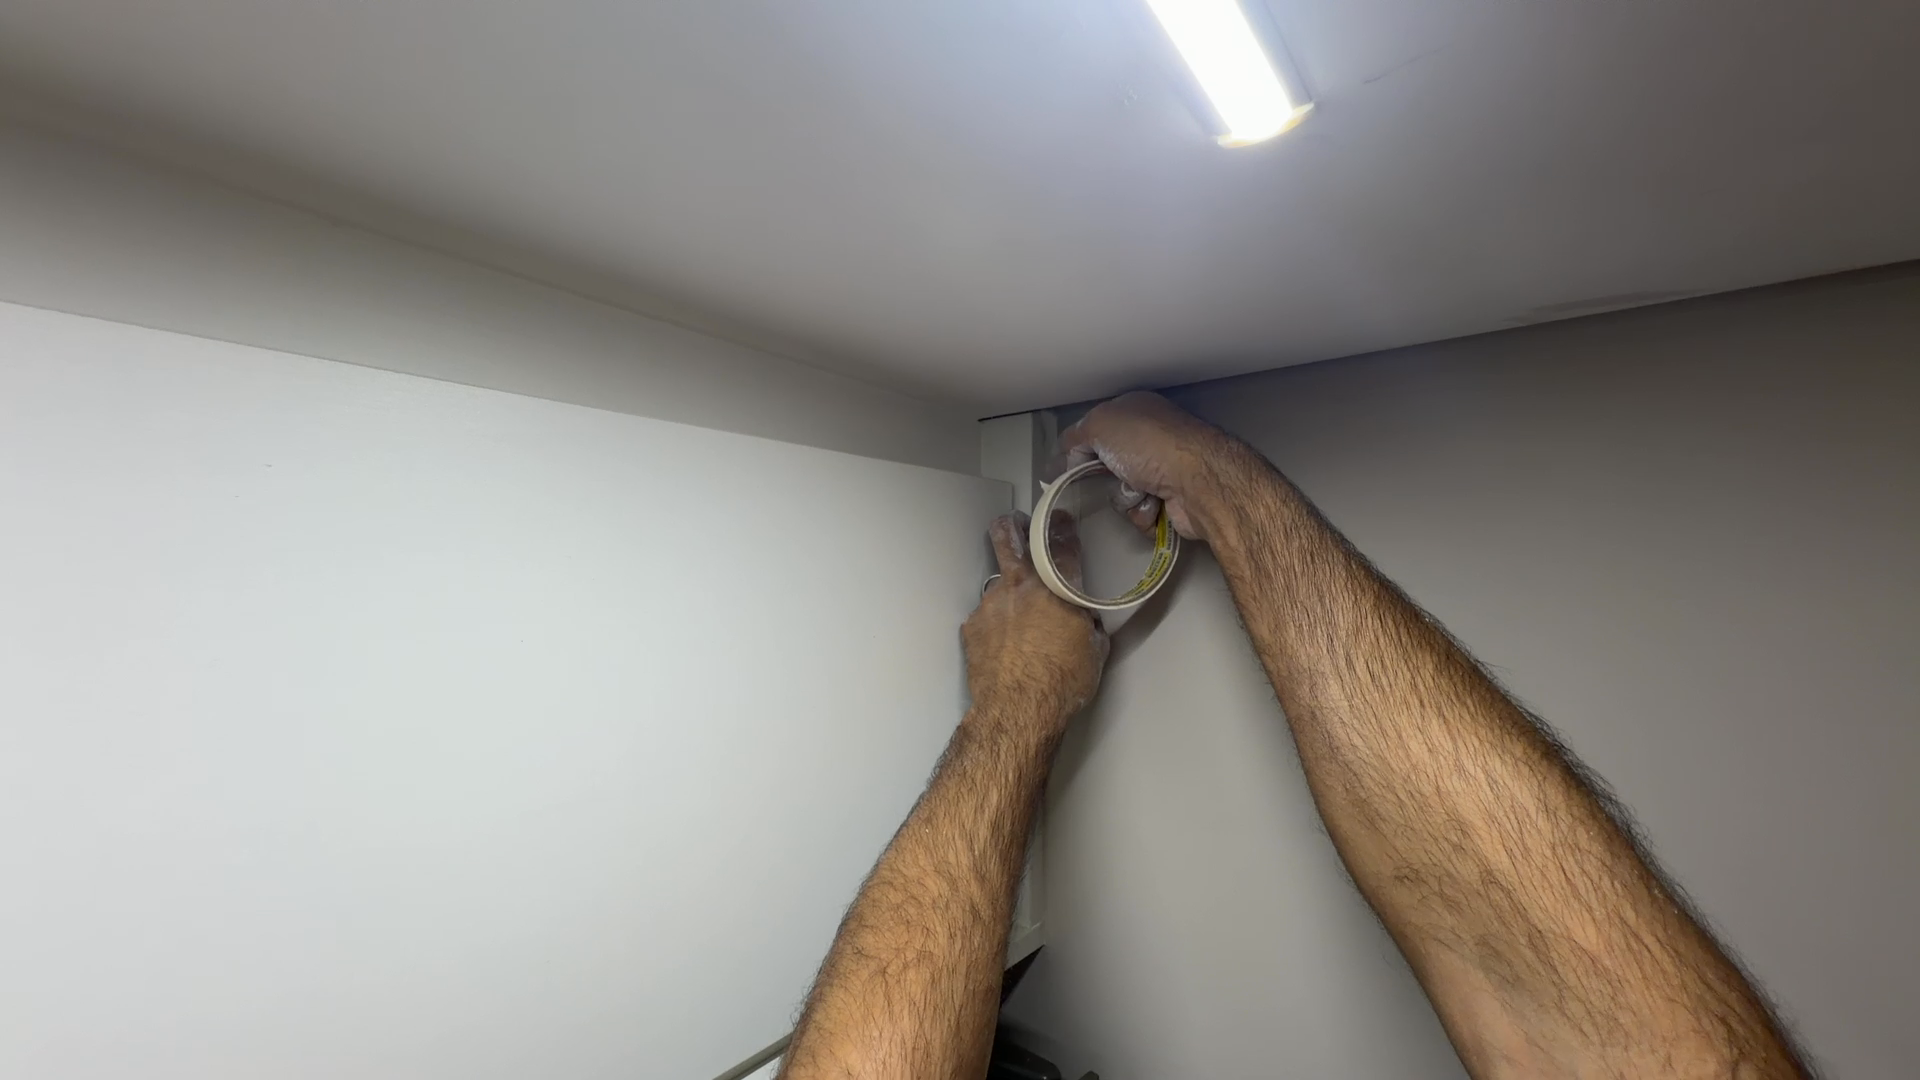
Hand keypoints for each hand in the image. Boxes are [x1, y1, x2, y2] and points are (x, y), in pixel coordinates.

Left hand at [962, 512, 1108, 730]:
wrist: (1019, 708)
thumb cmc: (1062, 682)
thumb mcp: (1094, 652)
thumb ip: (1088, 626)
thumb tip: (1086, 624)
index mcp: (1057, 588)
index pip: (1062, 544)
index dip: (1062, 527)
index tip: (1060, 520)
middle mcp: (1021, 586)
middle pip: (1009, 537)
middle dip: (1010, 525)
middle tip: (1014, 523)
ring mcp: (992, 603)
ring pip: (998, 584)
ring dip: (1007, 593)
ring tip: (1015, 619)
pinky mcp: (973, 625)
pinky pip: (985, 617)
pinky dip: (994, 625)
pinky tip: (1002, 646)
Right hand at [1056, 390, 1251, 542]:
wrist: (1197, 480)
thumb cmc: (1147, 444)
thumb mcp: (1099, 425)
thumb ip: (1073, 436)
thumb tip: (1062, 457)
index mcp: (1134, 410)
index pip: (1094, 430)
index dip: (1078, 449)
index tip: (1065, 468)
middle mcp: (1150, 438)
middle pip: (1106, 465)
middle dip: (1104, 476)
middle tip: (1109, 478)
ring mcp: (1163, 469)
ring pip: (1120, 493)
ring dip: (1124, 497)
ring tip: (1142, 492)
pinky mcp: (1172, 500)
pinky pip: (1139, 513)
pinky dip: (1143, 512)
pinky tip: (1156, 505)